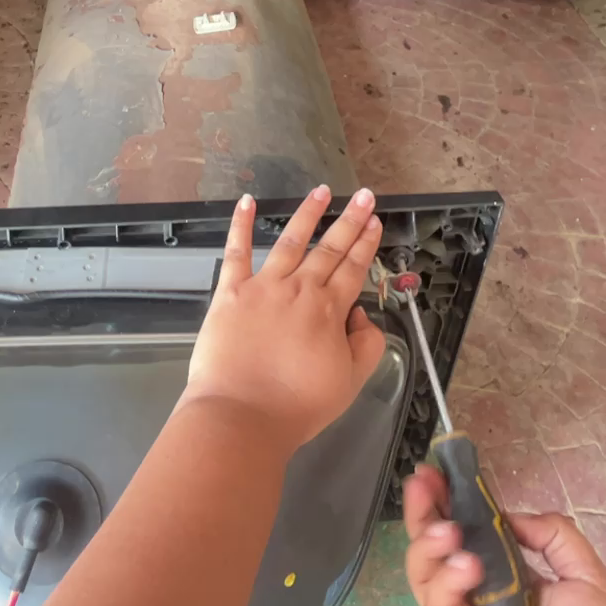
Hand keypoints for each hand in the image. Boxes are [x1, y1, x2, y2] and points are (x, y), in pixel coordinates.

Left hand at [177, 186, 387, 450]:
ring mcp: (264, 287)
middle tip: (365, 196)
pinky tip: (247, 202)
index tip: (375, 222)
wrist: (242, 415)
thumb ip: (365, 344)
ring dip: (308, 213)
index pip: (353, 269)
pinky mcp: (230, 292)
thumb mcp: (350, 382)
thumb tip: (360, 315)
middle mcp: (300, 290)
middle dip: (349, 220)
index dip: (366, 244)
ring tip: (321, 190)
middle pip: (329, 249)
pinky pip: (236, 251)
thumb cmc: (297, 405)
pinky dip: (241, 224)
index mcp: (329, 310)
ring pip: (291, 241)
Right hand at [404, 467, 605, 605]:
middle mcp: (480, 598)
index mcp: (510, 581)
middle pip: (435, 547)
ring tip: (448, 531)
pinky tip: (466, 567)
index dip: (451, 503)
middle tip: (421, 483)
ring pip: (424, 573)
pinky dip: (445, 581)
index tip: (438, 474)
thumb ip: (555, 535)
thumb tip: (510, 517)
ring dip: (429, 542)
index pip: (469, 534)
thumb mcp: (590, 581)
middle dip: (424, 511)